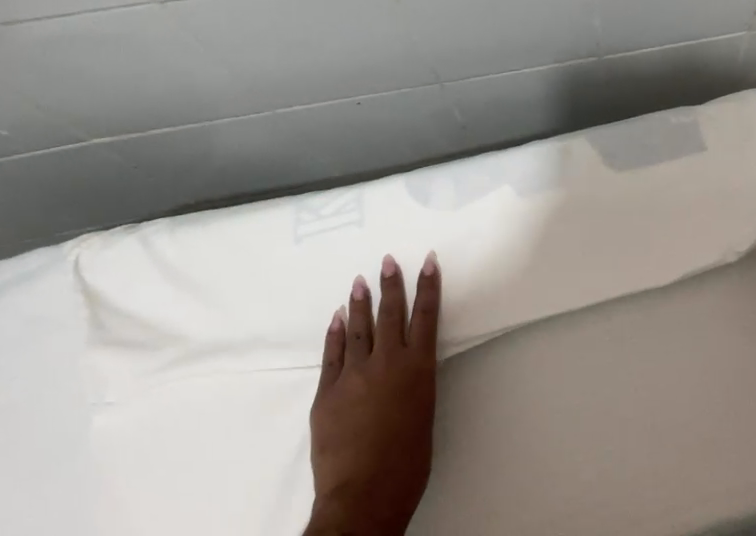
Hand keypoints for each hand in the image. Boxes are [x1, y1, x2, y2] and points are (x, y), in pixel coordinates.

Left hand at [304, 252, 441, 535]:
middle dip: (391, 284)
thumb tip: (404, 371)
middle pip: (390, 314)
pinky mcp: (327, 391)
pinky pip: (332, 354)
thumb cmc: (408, 464)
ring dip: (360, 303)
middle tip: (387, 260)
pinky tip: (337, 319)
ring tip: (359, 281)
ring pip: (358, 328)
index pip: (426, 316)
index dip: (428, 286)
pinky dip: (335, 334)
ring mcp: (354, 374)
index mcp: (418, 368)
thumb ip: (414, 385)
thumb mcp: (424, 414)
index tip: (427, 261)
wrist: (364, 494)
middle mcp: (388, 362)